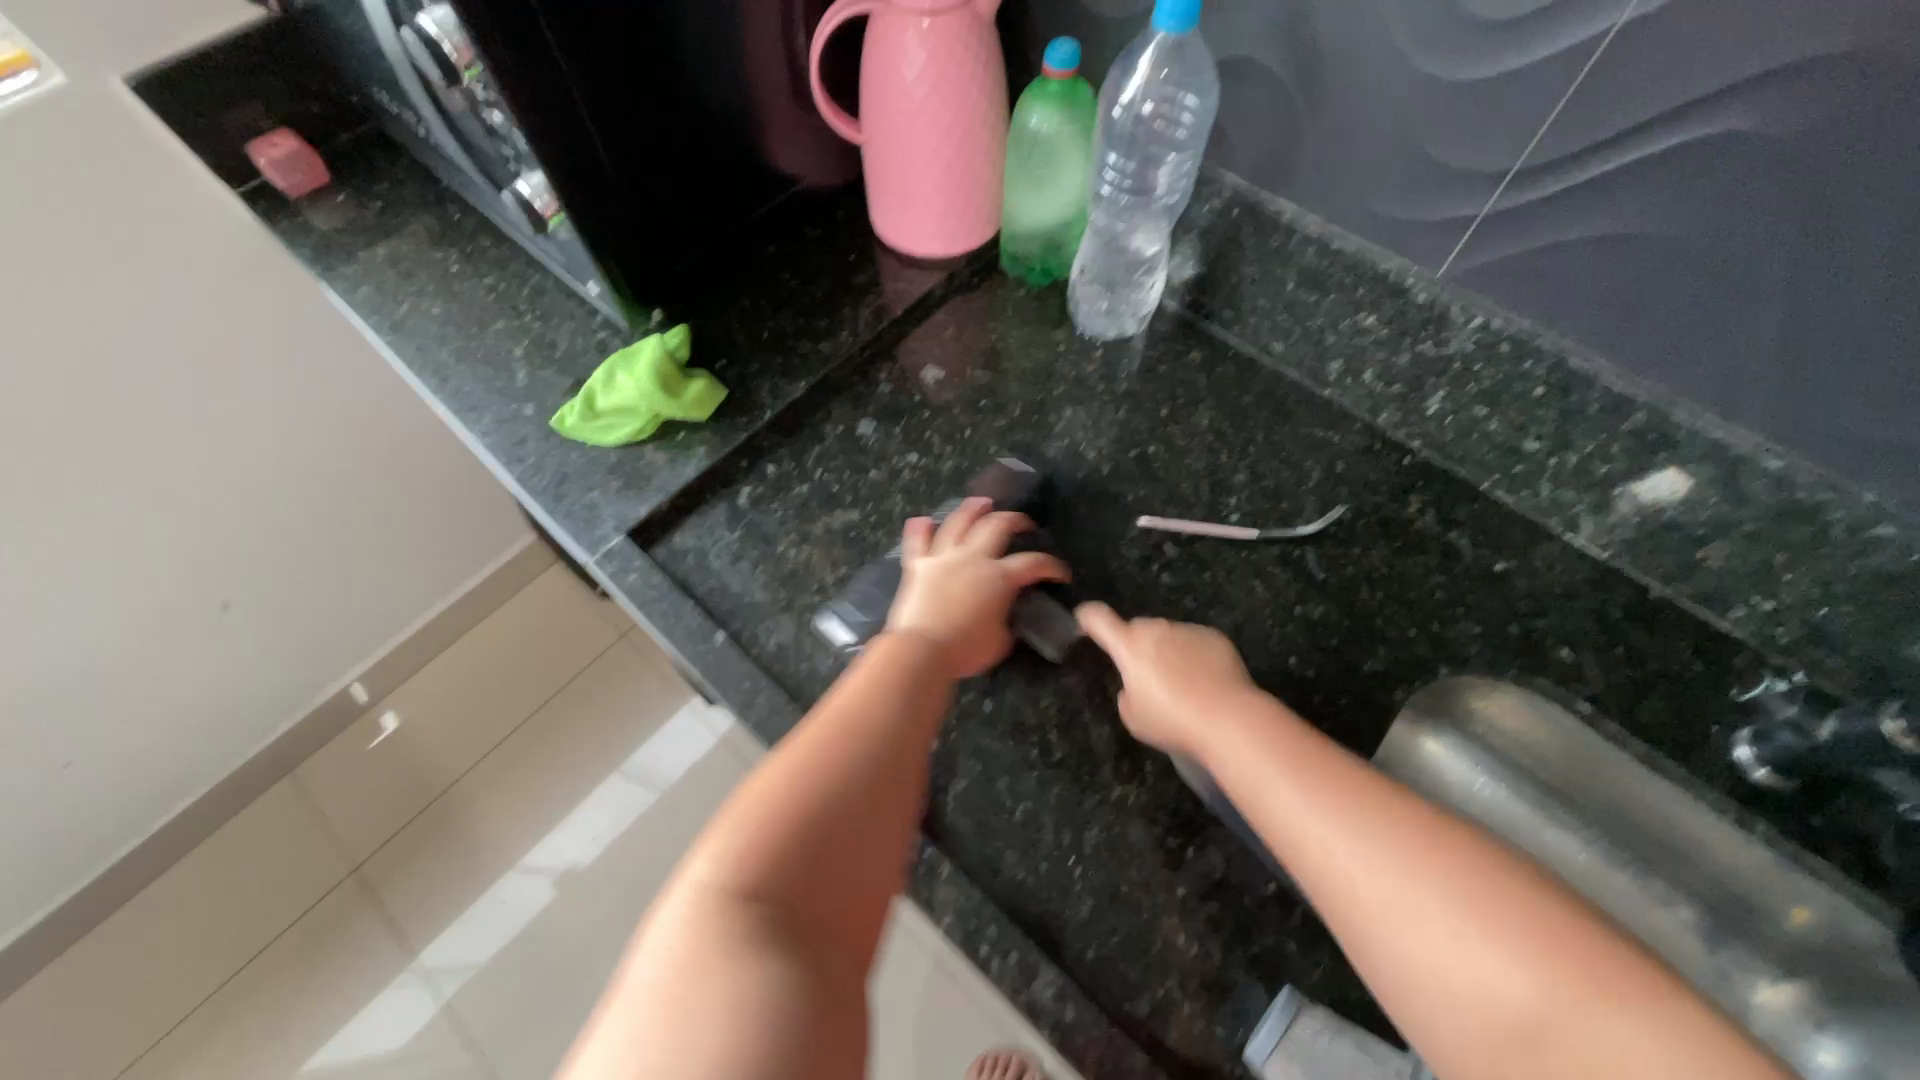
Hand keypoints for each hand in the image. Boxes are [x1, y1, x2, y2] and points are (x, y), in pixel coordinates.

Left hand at [886, 497, 1070, 678]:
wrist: (921, 650)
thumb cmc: (966, 649)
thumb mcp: (1000, 641)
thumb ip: (1007, 621)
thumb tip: (1006, 616)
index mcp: (999, 577)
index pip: (1033, 563)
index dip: (1052, 566)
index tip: (1061, 573)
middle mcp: (973, 558)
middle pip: (997, 526)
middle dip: (1016, 520)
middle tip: (1024, 523)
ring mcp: (943, 558)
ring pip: (958, 522)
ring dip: (973, 509)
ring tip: (983, 503)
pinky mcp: (917, 566)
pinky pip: (917, 540)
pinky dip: (920, 528)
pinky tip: (923, 519)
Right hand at [1074, 602, 1273, 757]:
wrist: (1229, 718)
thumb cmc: (1173, 721)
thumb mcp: (1133, 717)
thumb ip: (1126, 693)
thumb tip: (1136, 685)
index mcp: (1130, 646)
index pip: (1098, 618)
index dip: (1087, 617)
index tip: (1084, 621)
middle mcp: (1157, 630)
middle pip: (1137, 628)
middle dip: (1135, 644)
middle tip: (1145, 675)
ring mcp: (1188, 630)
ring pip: (1168, 634)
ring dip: (1166, 650)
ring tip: (1182, 683)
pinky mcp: (1215, 636)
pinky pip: (1194, 641)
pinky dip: (1193, 655)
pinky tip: (1205, 681)